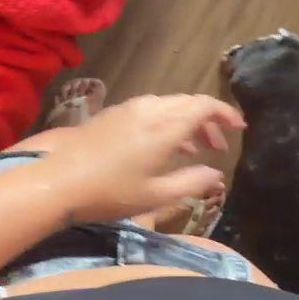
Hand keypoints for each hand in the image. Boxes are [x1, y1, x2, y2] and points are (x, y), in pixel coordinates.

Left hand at [37, 94, 243, 222]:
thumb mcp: (156, 196)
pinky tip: (162, 146)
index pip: (203, 106)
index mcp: (163, 127)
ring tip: (193, 150)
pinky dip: (164, 122)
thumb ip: (191, 183)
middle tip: (218, 147)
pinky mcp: (109, 115)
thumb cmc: (110, 193)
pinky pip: (147, 110)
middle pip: (186, 103)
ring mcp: (125, 110)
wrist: (58, 182)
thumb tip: (216, 175)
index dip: (225, 113)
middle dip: (207, 120)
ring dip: (185, 122)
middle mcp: (146, 110)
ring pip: (166, 105)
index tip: (240, 128)